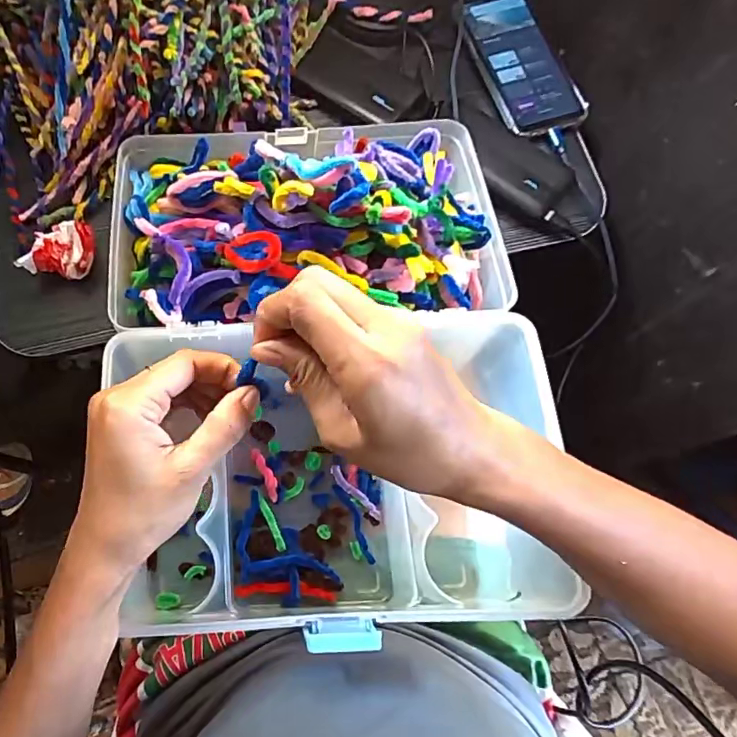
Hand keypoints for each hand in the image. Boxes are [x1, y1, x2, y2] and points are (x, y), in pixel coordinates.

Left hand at [70, 350, 257, 573]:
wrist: (106, 547)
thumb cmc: (145, 513)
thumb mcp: (192, 469)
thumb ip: (224, 425)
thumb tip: (252, 393)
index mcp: (129, 403)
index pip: (183, 363)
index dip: (222, 368)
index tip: (252, 386)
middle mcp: (115, 396)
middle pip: (175, 371)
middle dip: (214, 381)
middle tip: (248, 402)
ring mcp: (113, 409)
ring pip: (168, 385)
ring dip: (202, 394)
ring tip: (233, 414)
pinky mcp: (117, 423)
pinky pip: (157, 402)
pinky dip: (185, 407)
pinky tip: (209, 421)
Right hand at [250, 267, 519, 503]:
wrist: (472, 448)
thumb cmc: (406, 456)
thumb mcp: (341, 431)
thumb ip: (306, 379)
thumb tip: (267, 347)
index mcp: (365, 359)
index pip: (305, 299)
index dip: (271, 314)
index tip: (264, 350)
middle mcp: (383, 325)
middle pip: (315, 280)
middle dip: (283, 307)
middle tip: (279, 350)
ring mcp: (398, 319)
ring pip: (333, 288)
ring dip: (306, 313)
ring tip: (303, 361)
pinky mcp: (404, 322)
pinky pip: (352, 304)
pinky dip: (327, 320)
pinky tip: (328, 360)